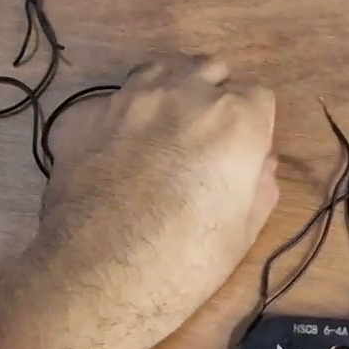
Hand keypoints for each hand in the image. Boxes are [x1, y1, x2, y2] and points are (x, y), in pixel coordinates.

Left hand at [36, 57, 277, 348]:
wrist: (94, 279)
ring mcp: (130, 99)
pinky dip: (128, 114)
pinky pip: (118, 99)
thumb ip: (260, 187)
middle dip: (216, 96)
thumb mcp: (242, 234)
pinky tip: (123, 148)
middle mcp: (184, 95)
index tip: (244, 153)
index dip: (255, 126)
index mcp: (234, 121)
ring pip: (162, 70)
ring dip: (173, 89)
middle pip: (211, 69)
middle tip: (207, 140)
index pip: (259, 97)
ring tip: (168, 127)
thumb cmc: (183, 264)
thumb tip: (260, 163)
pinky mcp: (87, 116)